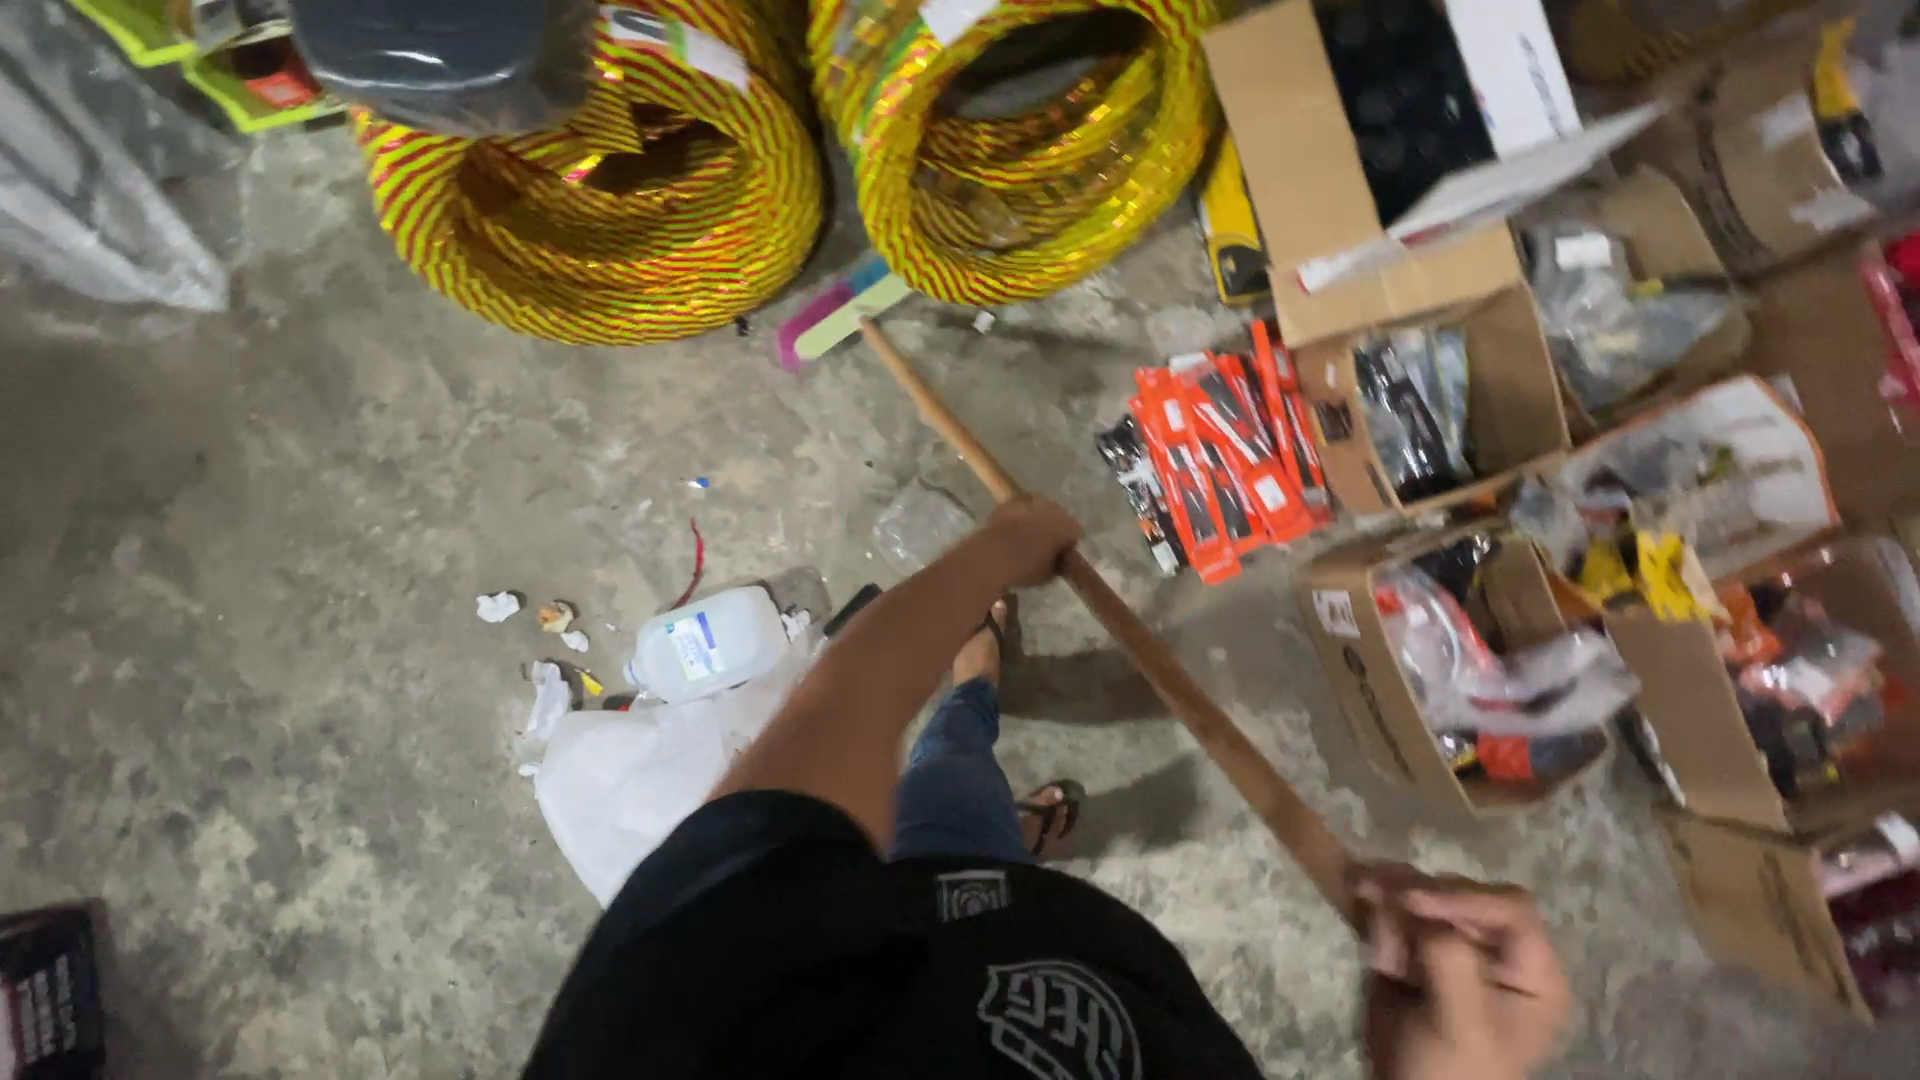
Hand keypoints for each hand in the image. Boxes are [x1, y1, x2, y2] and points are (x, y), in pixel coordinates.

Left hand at [980, 496, 1081, 587]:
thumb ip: (1055, 564)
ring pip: (1037, 511)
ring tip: (1022, 538)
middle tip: (1041, 546)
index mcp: (1068, 525)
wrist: (995, 554)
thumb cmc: (1027, 567)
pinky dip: (1016, 519)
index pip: (1074, 534)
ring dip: (1033, 521)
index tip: (1058, 556)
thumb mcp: (1048, 574)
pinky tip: (1008, 532)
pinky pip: (1018, 510)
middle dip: (1051, 529)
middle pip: (1057, 517)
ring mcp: (1030, 501)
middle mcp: (1053, 508)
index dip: (1066, 546)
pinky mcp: (1009, 502)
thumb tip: (1053, 562)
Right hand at [1354, 864, 1570, 1079]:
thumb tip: (1417, 906)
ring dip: (1388, 888)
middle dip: (1415, 893)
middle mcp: (1497, 952)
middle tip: (1371, 890)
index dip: (1463, 897)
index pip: (1511, 909)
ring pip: (1422, 892)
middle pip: (1459, 893)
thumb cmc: (1449, 1073)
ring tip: (1359, 887)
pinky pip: (1394, 907)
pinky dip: (1374, 899)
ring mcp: (1452, 946)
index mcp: (1532, 974)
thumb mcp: (1460, 1025)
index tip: (1411, 901)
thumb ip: (1450, 962)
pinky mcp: (1412, 945)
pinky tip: (1357, 896)